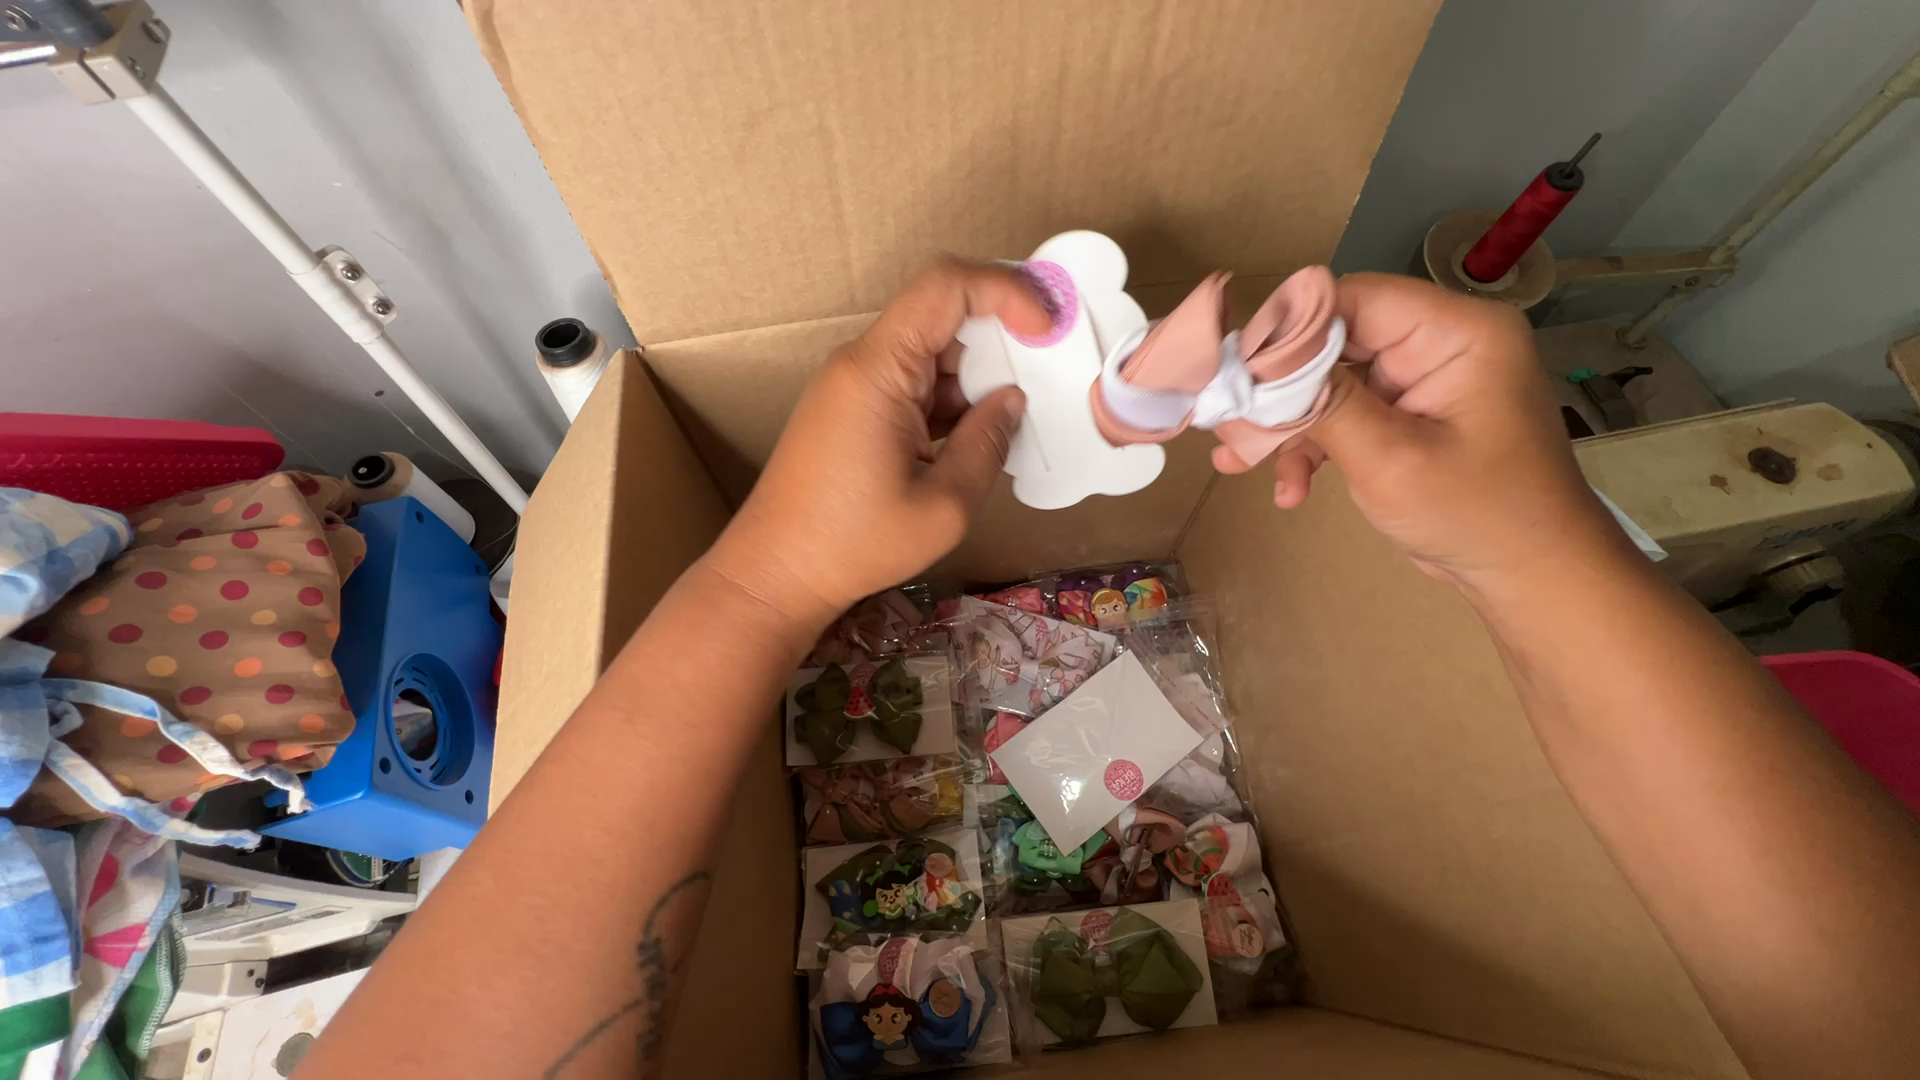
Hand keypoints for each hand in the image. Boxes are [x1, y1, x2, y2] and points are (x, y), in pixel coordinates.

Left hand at [705, 257, 1050, 625]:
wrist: (777, 572)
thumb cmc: (854, 544)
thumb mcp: (943, 505)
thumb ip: (987, 444)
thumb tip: (1012, 400)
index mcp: (878, 370)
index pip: (945, 285)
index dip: (1005, 290)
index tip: (1046, 327)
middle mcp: (863, 364)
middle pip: (942, 318)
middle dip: (999, 342)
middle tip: (1046, 381)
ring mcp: (856, 388)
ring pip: (932, 356)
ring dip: (976, 380)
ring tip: (1014, 423)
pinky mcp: (855, 412)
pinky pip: (914, 387)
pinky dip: (951, 404)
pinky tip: (977, 439)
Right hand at [1244, 273, 1628, 589]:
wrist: (1525, 574)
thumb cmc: (1475, 513)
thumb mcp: (1391, 459)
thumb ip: (1326, 404)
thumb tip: (1258, 367)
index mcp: (1454, 333)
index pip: (1354, 299)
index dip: (1289, 329)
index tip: (1236, 370)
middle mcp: (1435, 345)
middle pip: (1334, 342)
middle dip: (1279, 388)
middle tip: (1229, 419)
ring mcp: (1418, 383)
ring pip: (1328, 384)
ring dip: (1287, 428)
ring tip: (1238, 463)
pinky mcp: (1403, 417)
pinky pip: (1343, 416)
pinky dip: (1311, 449)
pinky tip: (1289, 490)